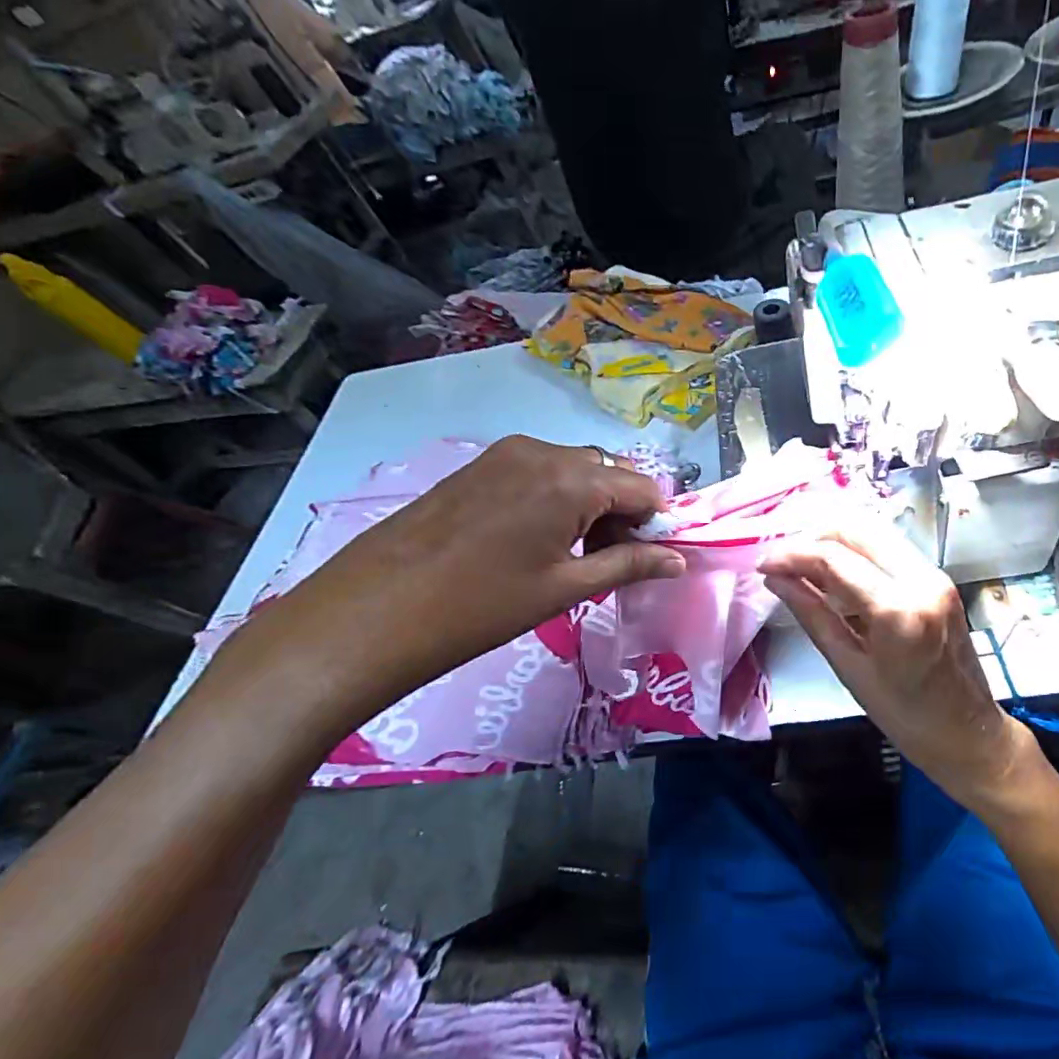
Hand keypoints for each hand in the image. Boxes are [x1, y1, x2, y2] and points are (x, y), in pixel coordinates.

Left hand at [210, 437, 685, 734]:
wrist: (379, 608)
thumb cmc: (484, 605)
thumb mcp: (565, 588)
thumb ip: (628, 565)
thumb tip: (679, 560)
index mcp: (573, 479)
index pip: (643, 488)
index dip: (654, 524)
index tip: (645, 561)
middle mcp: (544, 451)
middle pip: (608, 475)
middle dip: (620, 514)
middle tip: (604, 564)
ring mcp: (506, 453)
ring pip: (573, 471)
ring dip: (587, 506)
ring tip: (567, 557)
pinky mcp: (480, 464)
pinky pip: (538, 472)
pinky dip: (553, 499)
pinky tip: (531, 540)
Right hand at [759, 524, 1037, 811]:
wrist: (968, 732)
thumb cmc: (905, 715)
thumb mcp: (848, 667)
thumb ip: (811, 614)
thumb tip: (775, 579)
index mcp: (899, 610)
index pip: (834, 558)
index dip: (791, 554)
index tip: (762, 563)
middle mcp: (921, 579)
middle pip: (856, 528)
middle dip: (811, 536)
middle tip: (780, 560)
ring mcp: (934, 574)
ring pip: (873, 530)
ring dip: (832, 539)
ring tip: (800, 565)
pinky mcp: (937, 577)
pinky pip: (887, 548)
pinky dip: (853, 551)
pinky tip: (831, 573)